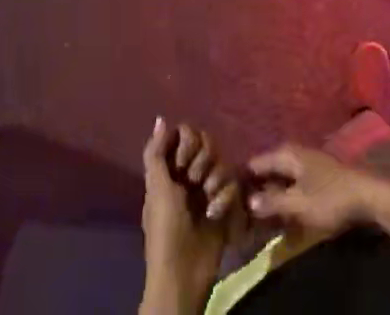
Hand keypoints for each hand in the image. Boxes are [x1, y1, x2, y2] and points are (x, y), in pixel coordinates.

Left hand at [141, 118, 241, 314]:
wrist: (184, 271)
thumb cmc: (165, 228)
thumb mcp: (156, 188)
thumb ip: (157, 152)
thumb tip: (161, 118)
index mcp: (171, 167)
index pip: (187, 134)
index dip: (189, 143)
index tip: (183, 162)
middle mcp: (190, 173)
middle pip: (208, 144)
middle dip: (204, 160)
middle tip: (195, 181)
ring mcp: (209, 188)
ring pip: (222, 163)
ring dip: (216, 180)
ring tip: (207, 202)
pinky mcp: (226, 204)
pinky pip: (233, 186)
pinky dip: (225, 198)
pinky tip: (215, 213)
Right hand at [244, 144, 389, 234]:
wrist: (369, 197)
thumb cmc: (330, 198)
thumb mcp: (298, 204)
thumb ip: (272, 203)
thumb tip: (248, 202)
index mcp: (285, 154)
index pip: (254, 163)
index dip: (241, 180)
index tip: (229, 198)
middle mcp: (293, 152)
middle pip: (267, 170)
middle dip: (256, 189)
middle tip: (243, 210)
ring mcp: (306, 162)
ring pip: (280, 177)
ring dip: (271, 194)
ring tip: (260, 214)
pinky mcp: (316, 174)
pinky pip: (292, 183)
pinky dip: (285, 194)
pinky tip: (283, 210)